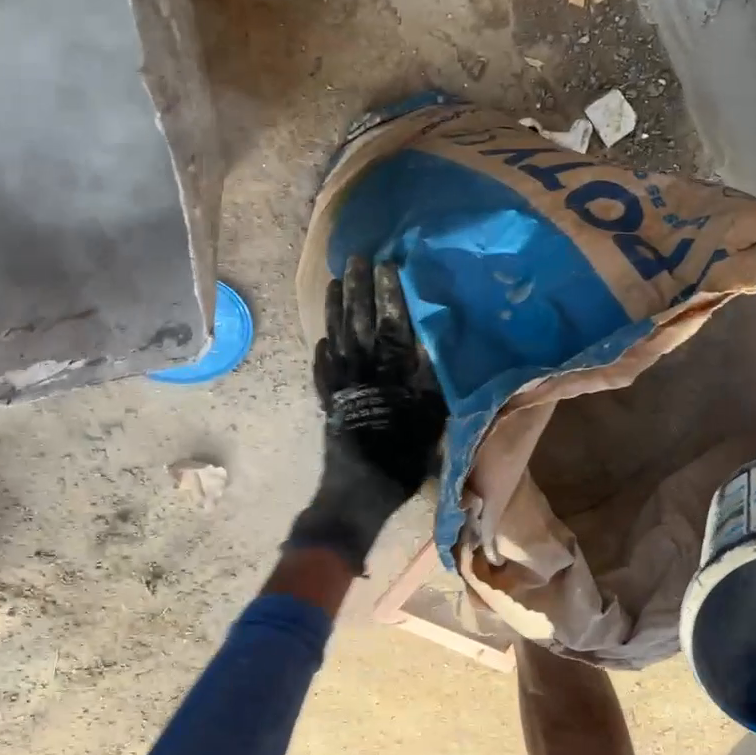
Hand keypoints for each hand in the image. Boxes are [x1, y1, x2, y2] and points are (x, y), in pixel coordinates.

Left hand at [285, 257, 447, 572]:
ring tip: (335, 281)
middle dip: (358, 289)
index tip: (388, 266)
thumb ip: (432, 382)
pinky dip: (321, 351)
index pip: (391, 325)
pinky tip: (321, 337)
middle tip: (357, 258)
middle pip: (359, 323)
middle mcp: (362, 373)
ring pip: (337, 338)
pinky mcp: (328, 403)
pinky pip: (321, 369)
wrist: (357, 496)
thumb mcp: (431, 420)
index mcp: (391, 374)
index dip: (389, 295)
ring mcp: (340, 387)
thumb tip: (434, 347)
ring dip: (335, 309)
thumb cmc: (402, 459)